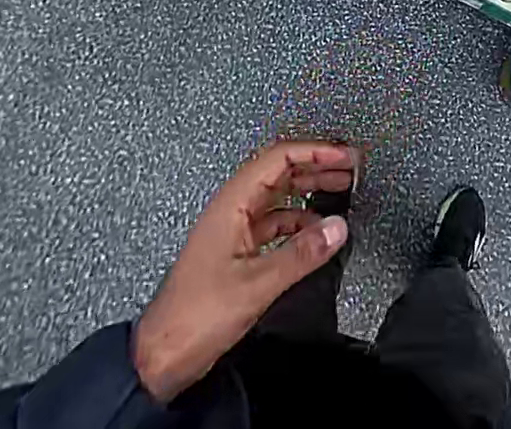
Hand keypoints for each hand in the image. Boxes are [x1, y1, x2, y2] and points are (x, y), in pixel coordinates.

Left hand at [131, 141, 357, 400]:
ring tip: (339, 189)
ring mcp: (235, 228)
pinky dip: (301, 219)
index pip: (279, 157)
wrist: (161, 359)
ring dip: (310, 188)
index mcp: (232, 203)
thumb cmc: (194, 318)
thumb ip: (302, 253)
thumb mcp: (256, 283)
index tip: (343, 155)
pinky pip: (276, 220)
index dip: (315, 151)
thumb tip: (337, 228)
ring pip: (280, 194)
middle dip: (317, 164)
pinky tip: (316, 230)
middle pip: (281, 171)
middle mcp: (233, 209)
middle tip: (349, 165)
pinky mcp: (239, 249)